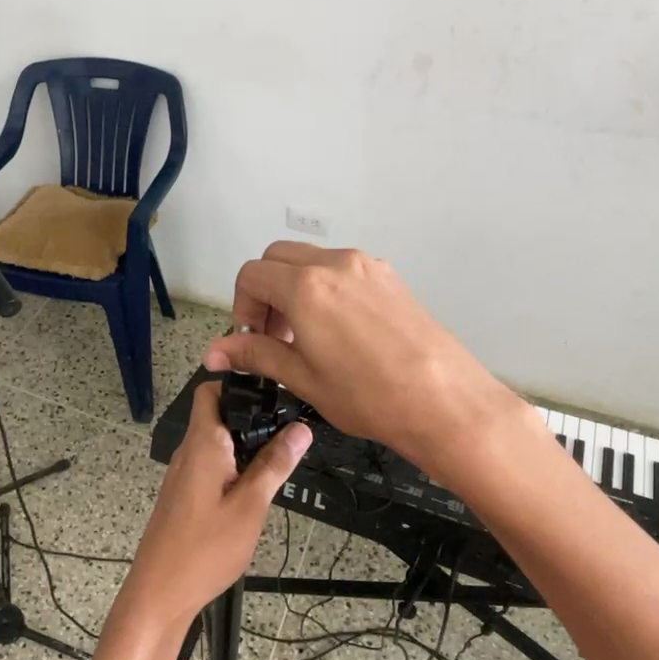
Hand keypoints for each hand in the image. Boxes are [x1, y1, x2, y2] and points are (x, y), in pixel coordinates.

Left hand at [115, 380, 309, 629]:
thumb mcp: (250, 506)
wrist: (160, 592)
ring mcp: (182, 475)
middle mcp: (187, 452)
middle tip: (287, 434)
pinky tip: (252, 491)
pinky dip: (232, 468)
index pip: (210, 391)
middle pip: (216, 416)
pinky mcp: (182, 496)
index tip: (273, 396)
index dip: (238, 385)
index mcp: (202, 445)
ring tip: (277, 463)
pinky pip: (209, 466)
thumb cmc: (205, 549)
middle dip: (250, 420)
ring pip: (214, 444)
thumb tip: (300, 428)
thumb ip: (274, 465)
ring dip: (243, 447)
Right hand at [202, 241, 524, 465]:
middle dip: (265, 291)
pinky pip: (342, 269)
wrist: (444, 402)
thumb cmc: (369, 397)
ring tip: (306, 336)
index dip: (241, 307)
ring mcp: (367, 267)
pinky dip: (325, 288)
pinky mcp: (390, 278)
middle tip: (273, 335)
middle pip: (278, 257)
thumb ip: (255, 355)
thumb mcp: (302, 379)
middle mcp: (334, 265)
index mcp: (305, 288)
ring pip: (311, 260)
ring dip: (294, 287)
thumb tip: (213, 353)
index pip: (251, 275)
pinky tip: (338, 331)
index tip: (251, 339)